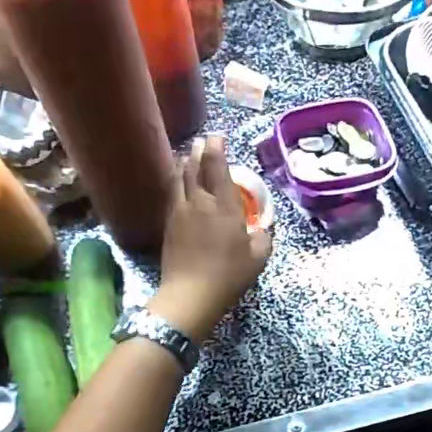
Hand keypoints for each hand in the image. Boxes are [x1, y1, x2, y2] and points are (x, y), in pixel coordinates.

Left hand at [150, 134, 272, 338]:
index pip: (217, 168)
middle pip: (194, 168)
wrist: (189, 295)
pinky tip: (178, 184)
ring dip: (184, 164)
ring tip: (187, 156)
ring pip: (179, 179)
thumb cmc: (228, 275)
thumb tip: (262, 228)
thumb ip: (263, 237)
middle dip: (198, 151)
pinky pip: (172, 195)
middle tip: (202, 140)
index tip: (217, 136)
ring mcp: (180, 213)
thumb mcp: (258, 257)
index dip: (217, 148)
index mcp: (224, 206)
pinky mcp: (168, 226)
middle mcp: (199, 203)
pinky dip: (176, 183)